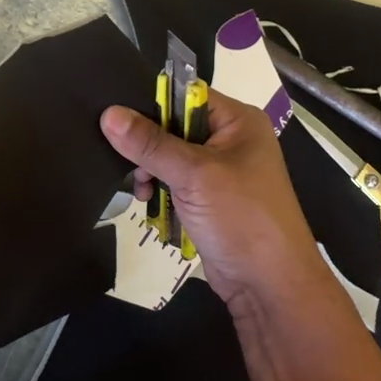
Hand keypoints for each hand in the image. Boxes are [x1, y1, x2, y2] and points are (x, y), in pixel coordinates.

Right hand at [102, 93, 320, 312]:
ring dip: (150, 170)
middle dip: (147, 144)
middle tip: (127, 161)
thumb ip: (149, 143)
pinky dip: (158, 189)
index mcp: (238, 121)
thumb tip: (108, 113)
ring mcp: (220, 171)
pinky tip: (146, 201)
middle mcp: (230, 139)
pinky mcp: (209, 199)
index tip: (117, 114)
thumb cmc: (242, 218)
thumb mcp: (193, 174)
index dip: (152, 102)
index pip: (186, 93)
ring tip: (140, 188)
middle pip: (174, 125)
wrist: (271, 287)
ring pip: (169, 155)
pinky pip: (174, 181)